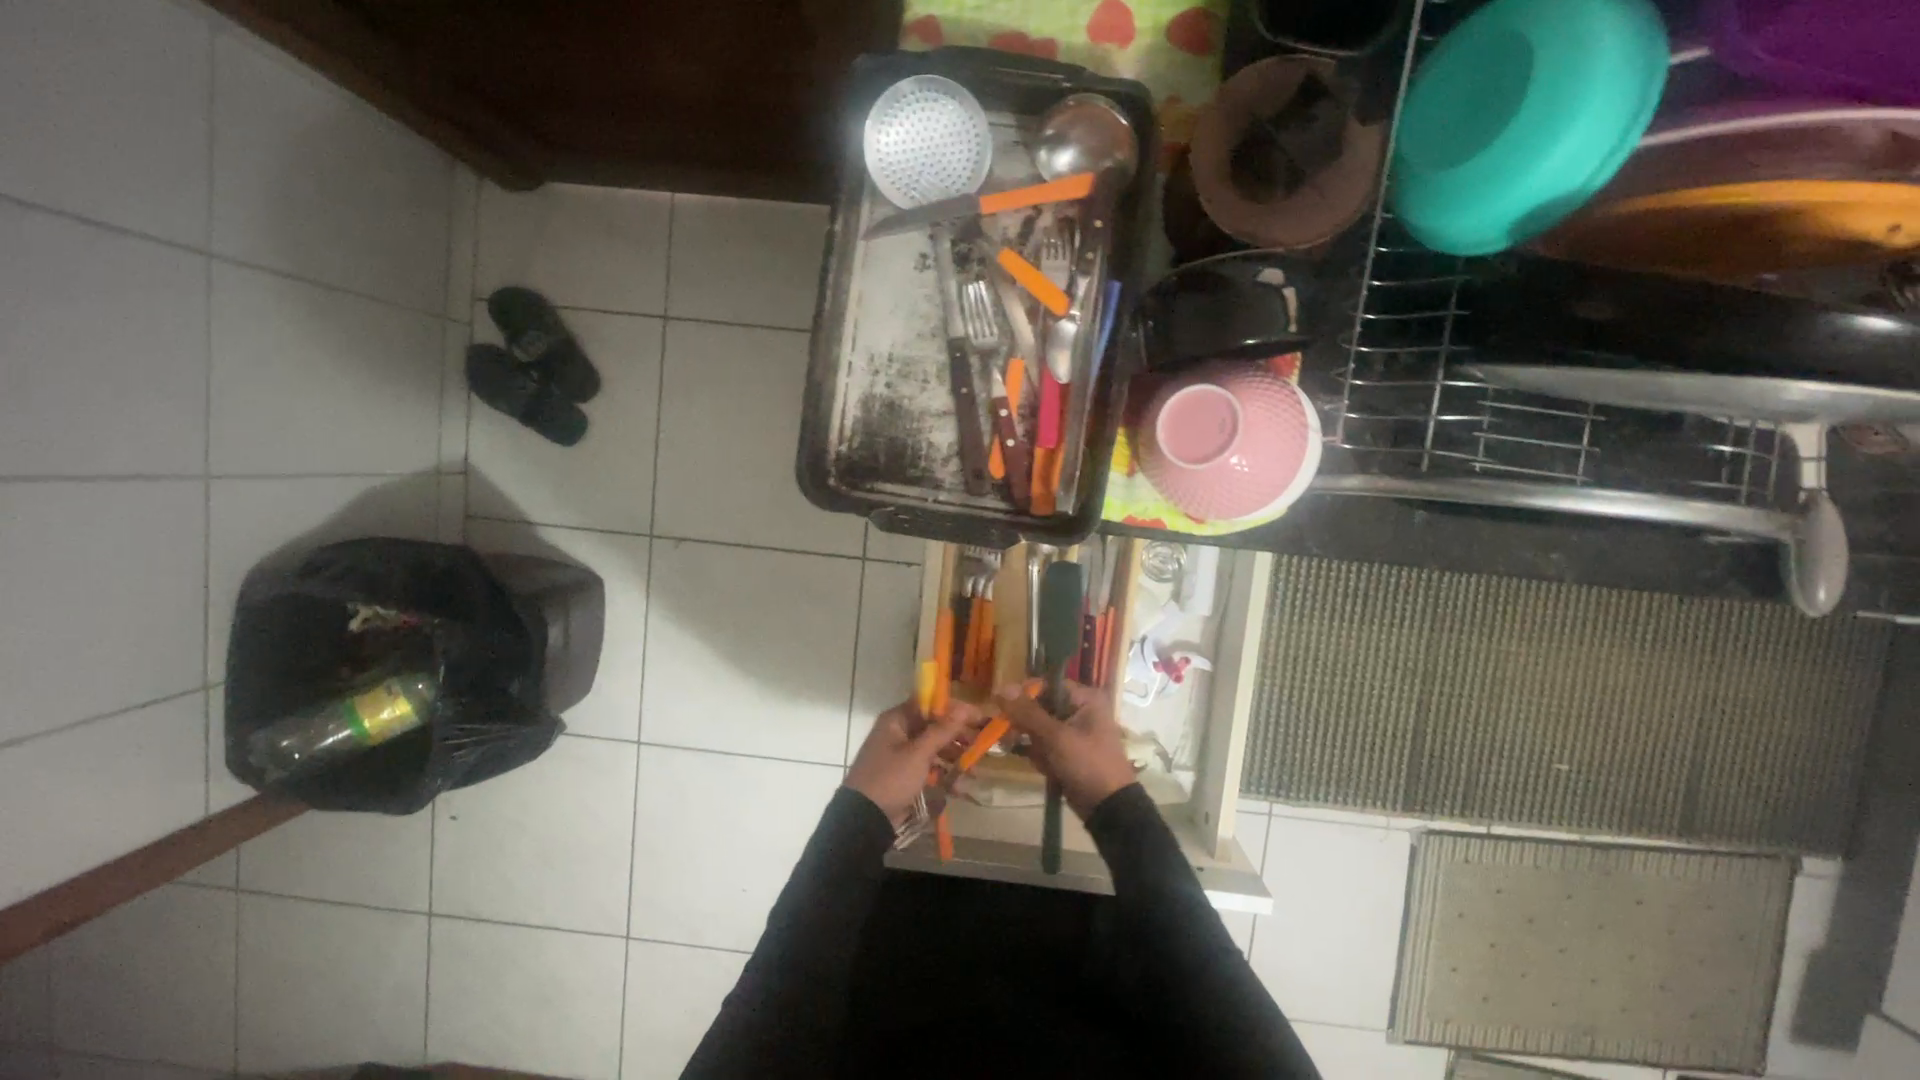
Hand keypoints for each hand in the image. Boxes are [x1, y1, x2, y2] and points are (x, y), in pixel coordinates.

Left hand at [846, 699, 985, 823]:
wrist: (864, 819)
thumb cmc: (890, 779)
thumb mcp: (918, 754)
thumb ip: (941, 731)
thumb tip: (963, 708)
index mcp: (896, 721)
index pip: (930, 704)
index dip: (954, 709)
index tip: (978, 717)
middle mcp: (899, 733)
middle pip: (934, 727)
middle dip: (958, 736)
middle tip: (981, 744)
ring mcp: (902, 755)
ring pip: (934, 749)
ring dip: (954, 758)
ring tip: (974, 770)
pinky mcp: (906, 775)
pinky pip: (929, 768)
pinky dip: (944, 775)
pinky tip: (960, 787)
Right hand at [996, 681, 1136, 818]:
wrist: (1108, 807)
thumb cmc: (1087, 764)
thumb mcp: (1056, 737)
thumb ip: (1028, 713)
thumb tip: (1001, 688)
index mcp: (1085, 699)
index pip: (1046, 685)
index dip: (1024, 694)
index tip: (1002, 707)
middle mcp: (1080, 710)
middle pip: (1040, 707)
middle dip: (1026, 725)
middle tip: (1011, 737)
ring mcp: (1073, 733)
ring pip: (1039, 728)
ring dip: (1032, 743)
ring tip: (1038, 758)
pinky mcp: (1067, 752)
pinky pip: (1044, 746)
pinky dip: (1040, 756)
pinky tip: (1045, 768)